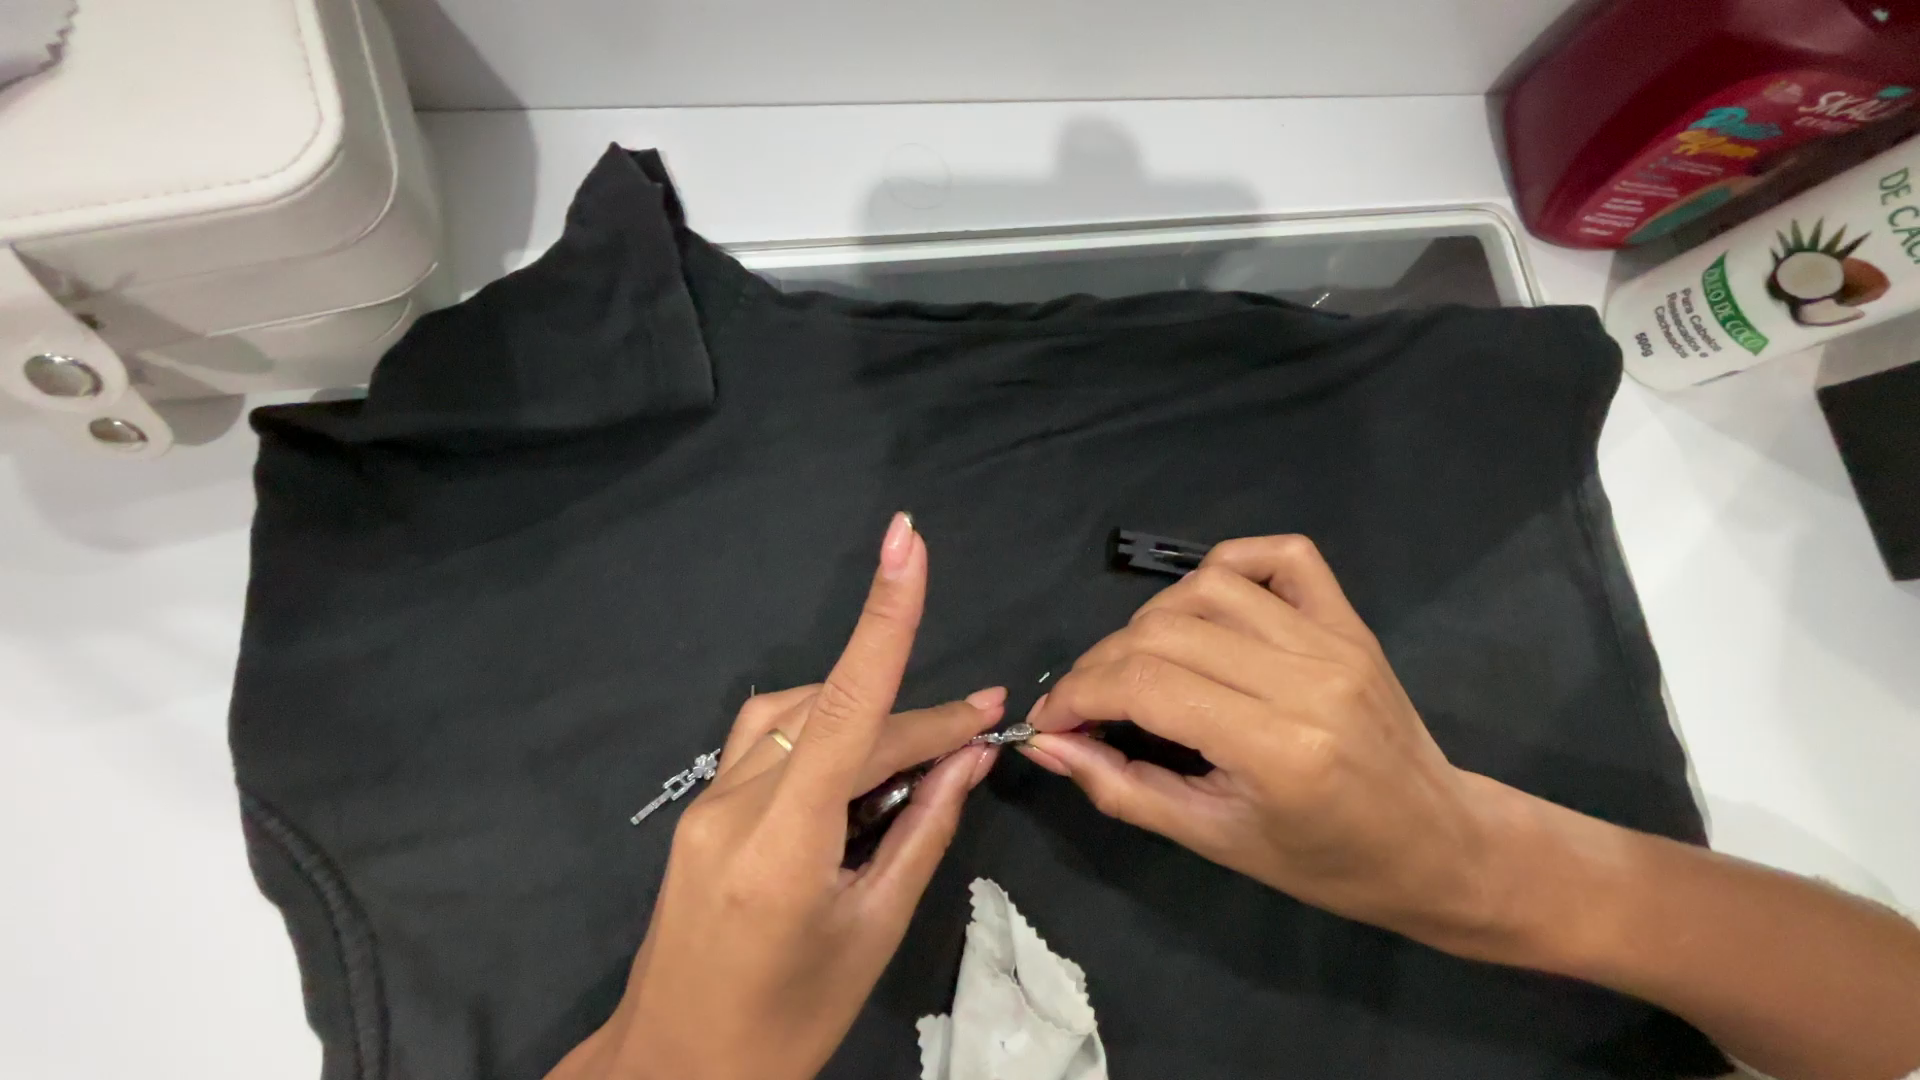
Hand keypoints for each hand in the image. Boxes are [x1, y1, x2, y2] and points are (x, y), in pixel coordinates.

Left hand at [548, 513, 1004, 1079]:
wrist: (671, 1069)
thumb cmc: (788, 1020)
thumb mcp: (873, 930)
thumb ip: (923, 831)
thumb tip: (969, 758)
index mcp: (783, 844)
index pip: (849, 707)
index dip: (883, 617)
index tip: (907, 542)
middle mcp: (735, 802)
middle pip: (840, 715)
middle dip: (915, 721)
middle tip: (979, 732)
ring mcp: (708, 798)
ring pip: (800, 713)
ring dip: (866, 716)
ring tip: (919, 749)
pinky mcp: (701, 804)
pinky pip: (771, 737)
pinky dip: (825, 730)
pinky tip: (854, 759)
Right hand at [1022, 534, 1516, 953]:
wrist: (1438, 848)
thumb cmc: (1325, 863)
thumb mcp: (1212, 840)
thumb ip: (1121, 787)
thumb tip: (1046, 744)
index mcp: (1278, 748)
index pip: (1145, 685)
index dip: (1078, 693)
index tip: (1051, 718)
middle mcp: (1304, 677)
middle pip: (1163, 632)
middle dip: (1099, 665)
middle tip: (1084, 704)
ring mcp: (1331, 639)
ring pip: (1205, 587)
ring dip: (1147, 622)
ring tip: (1138, 664)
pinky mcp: (1347, 620)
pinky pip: (1278, 556)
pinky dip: (1224, 566)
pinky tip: (1201, 605)